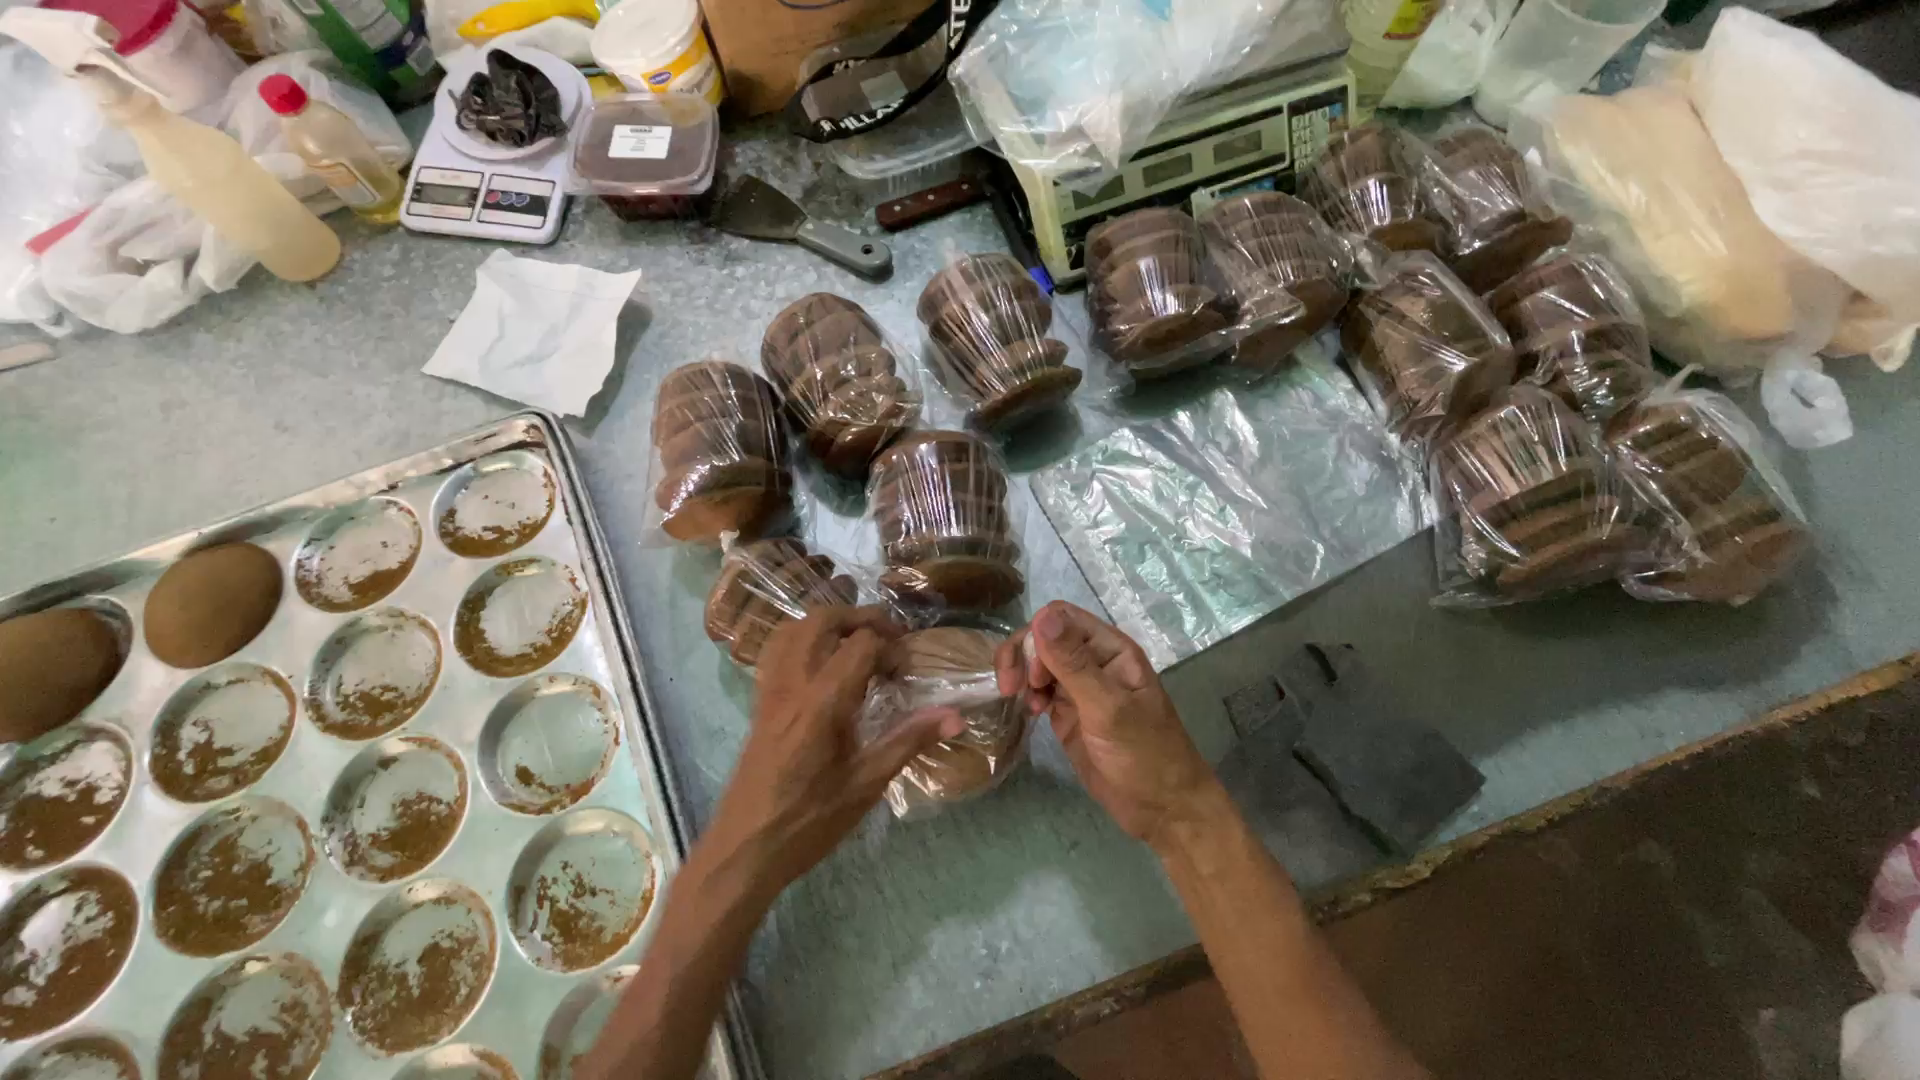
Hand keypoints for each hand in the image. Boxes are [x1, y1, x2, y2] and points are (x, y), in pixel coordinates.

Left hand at [704, 606, 964, 895]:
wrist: (745, 850)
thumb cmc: (809, 822)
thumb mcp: (865, 785)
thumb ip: (908, 741)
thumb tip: (955, 716)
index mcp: (821, 704)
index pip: (861, 645)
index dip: (891, 647)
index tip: (907, 672)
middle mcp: (792, 685)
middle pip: (822, 620)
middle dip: (861, 618)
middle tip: (890, 637)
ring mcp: (770, 691)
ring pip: (795, 628)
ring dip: (831, 623)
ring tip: (859, 643)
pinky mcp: (760, 702)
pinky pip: (779, 650)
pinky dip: (805, 639)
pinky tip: (825, 664)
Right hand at [995, 601, 1218, 850]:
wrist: (1161, 808)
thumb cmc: (1144, 754)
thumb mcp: (1108, 707)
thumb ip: (1074, 664)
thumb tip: (1041, 616)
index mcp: (1111, 649)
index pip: (1061, 618)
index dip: (1038, 637)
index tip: (1032, 675)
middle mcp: (1094, 661)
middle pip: (1044, 637)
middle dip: (1023, 656)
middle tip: (1011, 689)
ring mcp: (1080, 687)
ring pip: (1038, 662)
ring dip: (1022, 675)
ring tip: (1022, 702)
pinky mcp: (1068, 712)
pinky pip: (1038, 689)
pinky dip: (1027, 695)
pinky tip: (1030, 713)